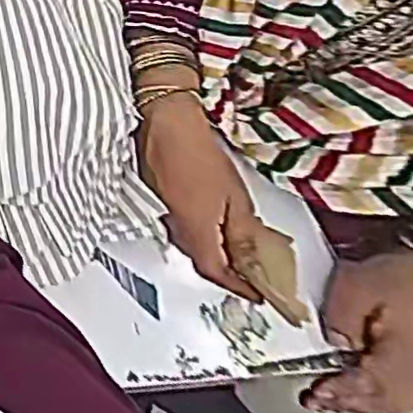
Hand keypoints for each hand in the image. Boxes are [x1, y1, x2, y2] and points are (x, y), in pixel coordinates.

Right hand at [141, 93, 267, 303]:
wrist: (164, 119)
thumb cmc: (197, 152)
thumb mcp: (236, 197)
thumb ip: (245, 235)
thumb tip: (257, 265)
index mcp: (194, 229)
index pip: (216, 273)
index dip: (240, 287)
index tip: (261, 294)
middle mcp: (170, 224)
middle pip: (200, 259)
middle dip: (227, 269)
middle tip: (253, 270)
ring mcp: (157, 208)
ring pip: (187, 241)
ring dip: (212, 248)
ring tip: (236, 243)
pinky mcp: (152, 194)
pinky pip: (176, 223)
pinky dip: (197, 229)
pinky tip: (210, 218)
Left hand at [303, 251, 412, 412]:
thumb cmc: (384, 282)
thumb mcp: (355, 286)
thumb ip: (345, 316)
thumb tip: (337, 343)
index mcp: (408, 351)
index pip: (379, 382)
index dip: (348, 388)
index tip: (321, 389)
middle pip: (384, 400)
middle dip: (346, 402)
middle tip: (313, 399)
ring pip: (387, 405)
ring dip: (353, 405)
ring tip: (320, 401)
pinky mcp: (407, 375)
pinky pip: (389, 399)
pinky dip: (364, 401)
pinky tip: (341, 397)